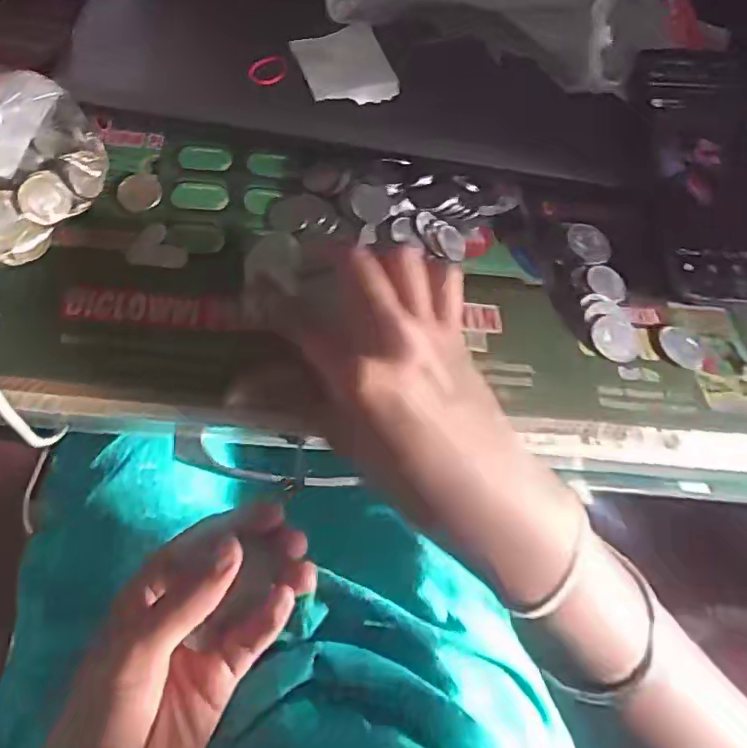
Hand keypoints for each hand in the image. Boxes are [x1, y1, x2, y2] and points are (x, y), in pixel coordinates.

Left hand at [43, 505, 317, 747]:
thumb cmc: (106, 699)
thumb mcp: (139, 643)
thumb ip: (189, 598)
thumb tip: (234, 547)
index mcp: (152, 588)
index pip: (198, 545)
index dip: (235, 524)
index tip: (272, 512)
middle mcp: (182, 606)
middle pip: (228, 569)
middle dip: (262, 549)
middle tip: (297, 538)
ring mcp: (203, 641)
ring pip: (246, 600)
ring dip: (275, 580)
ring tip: (305, 568)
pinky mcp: (222, 676)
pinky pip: (250, 640)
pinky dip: (270, 619)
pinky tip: (288, 601)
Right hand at [273, 245, 586, 610]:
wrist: (491, 495)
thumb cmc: (412, 484)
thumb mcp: (348, 446)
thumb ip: (306, 402)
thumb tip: (255, 385)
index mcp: (357, 375)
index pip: (301, 322)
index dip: (272, 302)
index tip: (258, 291)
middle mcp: (393, 338)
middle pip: (357, 266)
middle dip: (327, 252)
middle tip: (313, 259)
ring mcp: (431, 329)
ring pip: (404, 259)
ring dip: (379, 254)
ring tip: (365, 267)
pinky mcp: (458, 333)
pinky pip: (444, 279)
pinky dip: (426, 270)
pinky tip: (413, 284)